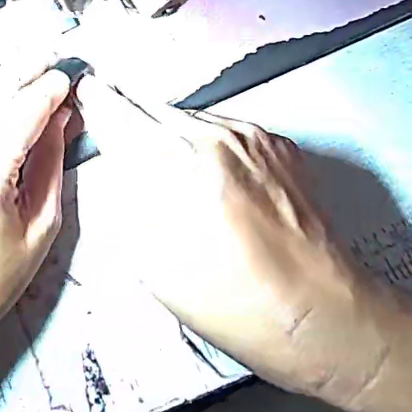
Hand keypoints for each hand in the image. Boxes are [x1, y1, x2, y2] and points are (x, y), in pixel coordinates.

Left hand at [0, 68, 72, 366]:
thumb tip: (61, 121)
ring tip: (37, 71)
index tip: (72, 77)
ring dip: (8, 74)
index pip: (25, 105)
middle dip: (29, 65)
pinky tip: (4, 92)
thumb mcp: (39, 227)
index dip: (52, 84)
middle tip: (57, 59)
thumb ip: (52, 163)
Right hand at [75, 82, 407, 407]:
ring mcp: (251, 136)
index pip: (120, 114)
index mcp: (181, 167)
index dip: (95, 102)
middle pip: (150, 107)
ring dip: (165, 131)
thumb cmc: (238, 304)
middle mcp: (216, 137)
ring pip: (185, 116)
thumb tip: (113, 163)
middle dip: (127, 115)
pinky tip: (208, 178)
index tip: (82, 93)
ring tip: (168, 171)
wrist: (328, 318)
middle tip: (114, 131)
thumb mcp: (155, 264)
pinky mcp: (277, 142)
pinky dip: (203, 142)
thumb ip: (125, 202)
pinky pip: (221, 128)